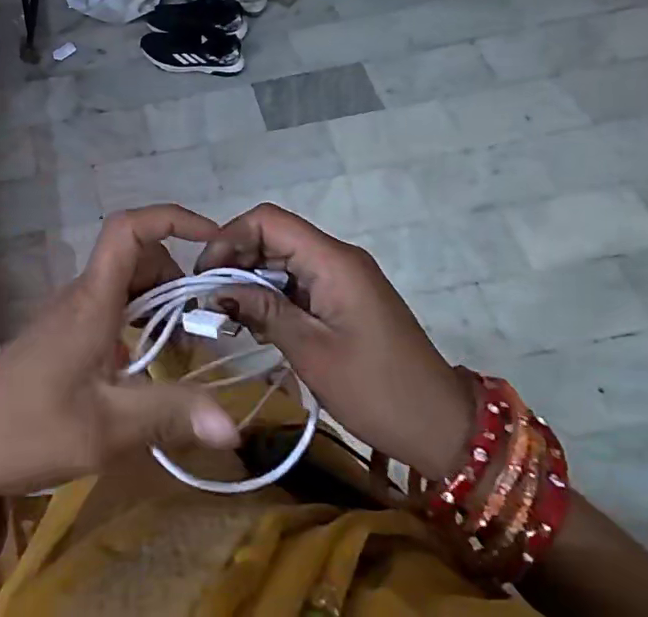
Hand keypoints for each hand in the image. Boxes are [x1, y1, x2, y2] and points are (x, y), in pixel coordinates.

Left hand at [0, 205, 242, 505]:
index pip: (128, 229)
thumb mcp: (108, 429)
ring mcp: (68, 316)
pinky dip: (139, 325)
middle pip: (136, 258)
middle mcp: (80, 297)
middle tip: (203, 327)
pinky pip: (110, 311)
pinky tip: (147, 369)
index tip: (211, 238)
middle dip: (176, 279)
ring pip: (125, 286)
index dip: (171, 218)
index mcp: (91, 301)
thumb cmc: (29, 431)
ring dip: (160, 306)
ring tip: (182, 355)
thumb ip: (171, 416)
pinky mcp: (61, 337)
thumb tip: (235, 424)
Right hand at [196, 204, 473, 477]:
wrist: (441, 426)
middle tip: (210, 301)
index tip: (206, 275)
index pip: (268, 220)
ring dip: (251, 281)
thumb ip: (263, 310)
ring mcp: (342, 277)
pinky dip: (271, 297)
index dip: (230, 238)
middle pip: (273, 236)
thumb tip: (218, 289)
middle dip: (236, 261)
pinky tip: (256, 325)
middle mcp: (337, 258)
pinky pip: (297, 282)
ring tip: (227, 317)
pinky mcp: (343, 298)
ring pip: (281, 260)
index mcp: (333, 261)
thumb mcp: (311, 351)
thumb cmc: (376, 389)